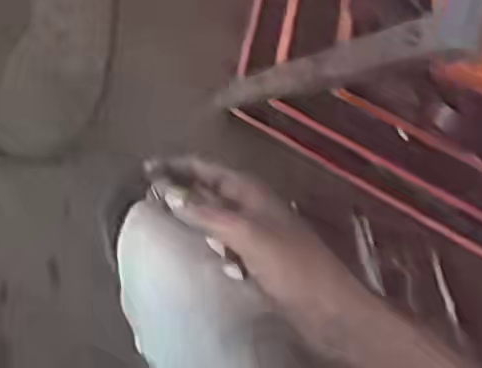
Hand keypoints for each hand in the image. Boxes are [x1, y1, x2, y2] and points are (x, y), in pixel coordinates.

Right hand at [145, 156, 355, 314]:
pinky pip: (222, 245)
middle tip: (146, 197)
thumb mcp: (246, 235)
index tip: (144, 169)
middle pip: (205, 190)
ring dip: (190, 218)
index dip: (174, 166)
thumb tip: (167, 190)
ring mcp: (253, 233)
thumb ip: (206, 212)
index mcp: (248, 189)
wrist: (336, 316)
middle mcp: (248, 205)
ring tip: (162, 224)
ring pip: (212, 218)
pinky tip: (194, 256)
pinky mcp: (256, 260)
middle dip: (178, 190)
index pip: (202, 167)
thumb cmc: (293, 267)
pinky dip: (206, 245)